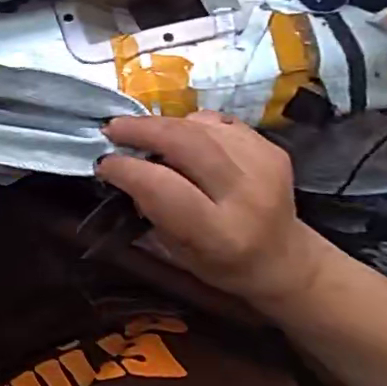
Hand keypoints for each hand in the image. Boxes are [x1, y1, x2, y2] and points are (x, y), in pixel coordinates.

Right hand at [96, 111, 333, 309]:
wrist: (283, 260)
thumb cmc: (218, 263)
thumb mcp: (175, 249)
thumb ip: (150, 207)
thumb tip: (122, 168)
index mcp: (219, 234)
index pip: (163, 187)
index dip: (127, 169)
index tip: (104, 163)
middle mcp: (247, 197)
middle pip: (187, 144)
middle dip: (141, 130)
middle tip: (112, 129)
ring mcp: (265, 168)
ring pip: (202, 126)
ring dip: (162, 123)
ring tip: (138, 129)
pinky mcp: (273, 150)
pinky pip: (220, 122)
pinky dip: (191, 122)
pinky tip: (178, 134)